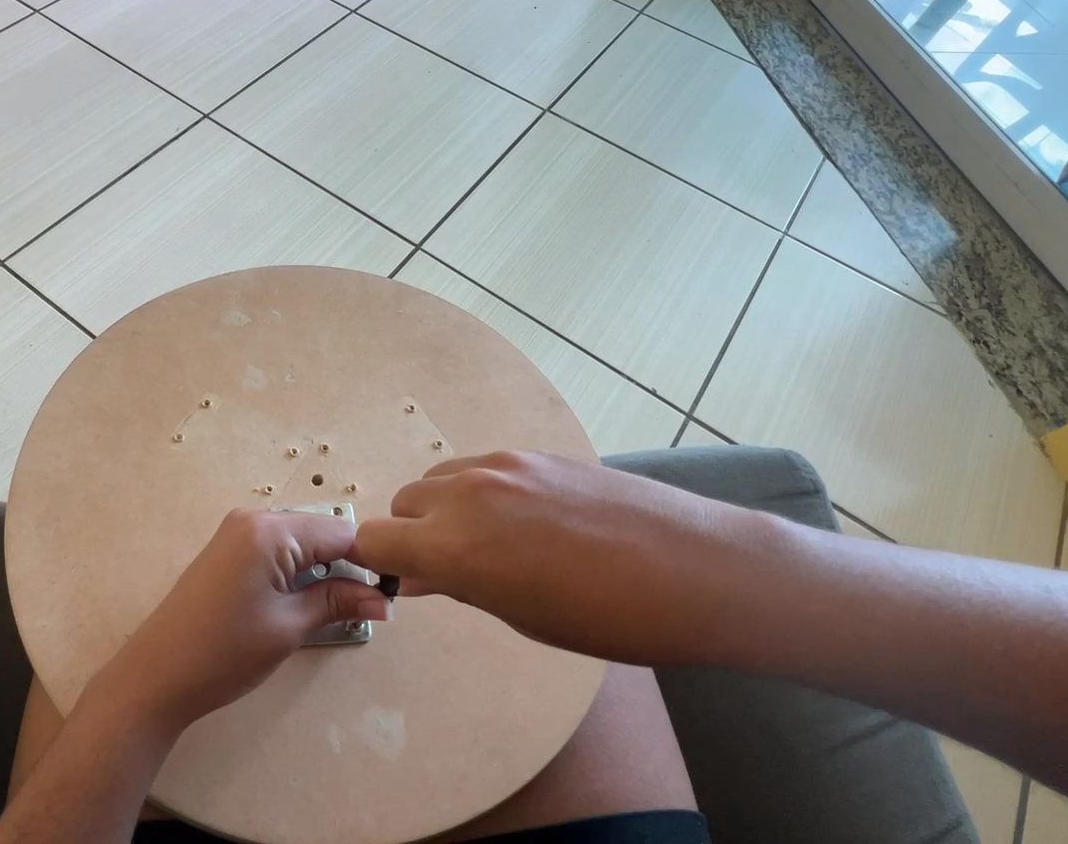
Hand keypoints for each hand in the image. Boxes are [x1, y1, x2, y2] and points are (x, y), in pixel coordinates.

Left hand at [90, 509, 390, 731]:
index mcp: (270, 530)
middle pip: (320, 531)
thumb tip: (383, 599)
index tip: (392, 590)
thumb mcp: (288, 627)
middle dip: (348, 563)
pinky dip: (299, 569)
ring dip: (324, 567)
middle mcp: (254, 519)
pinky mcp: (228, 550)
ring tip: (342, 606)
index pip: (339, 531)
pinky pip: (277, 548)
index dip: (371, 558)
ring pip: (300, 540)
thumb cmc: (224, 653)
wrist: (155, 676)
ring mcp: (237, 532)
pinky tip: (307, 598)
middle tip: (371, 604)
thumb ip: (337, 602)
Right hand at [350, 450, 771, 665]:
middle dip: (412, 532)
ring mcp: (500, 464)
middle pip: (404, 501)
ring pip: (440, 478)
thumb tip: (417, 575)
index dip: (378, 558)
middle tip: (451, 566)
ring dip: (444, 508)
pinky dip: (481, 491)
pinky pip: (481, 468)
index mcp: (452, 544)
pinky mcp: (533, 451)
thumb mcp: (520, 614)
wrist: (695, 568)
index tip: (399, 577)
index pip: (372, 536)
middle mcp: (464, 493)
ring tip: (491, 541)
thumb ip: (457, 584)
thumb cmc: (606, 616)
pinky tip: (527, 519)